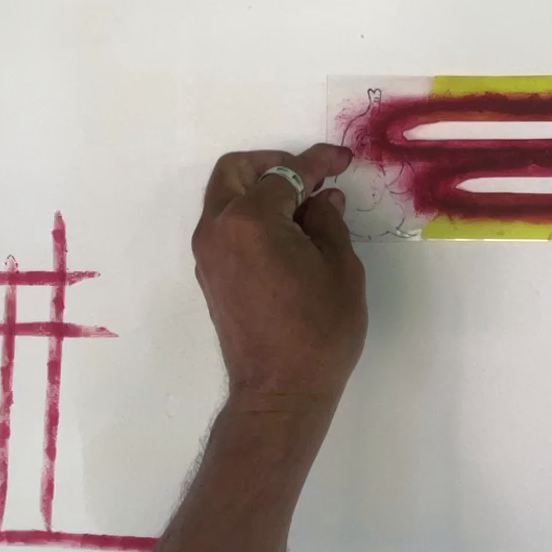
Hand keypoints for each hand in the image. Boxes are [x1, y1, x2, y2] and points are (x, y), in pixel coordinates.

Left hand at [192, 144, 366, 415]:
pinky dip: (252, 215)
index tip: (343, 160)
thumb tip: (323, 198)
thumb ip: (328, 221)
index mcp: (250, 220)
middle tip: (312, 178)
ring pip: (226, 197)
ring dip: (261, 190)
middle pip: (235, 171)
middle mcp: (218, 229)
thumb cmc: (319, 329)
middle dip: (275, 164)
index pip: (286, 173)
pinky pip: (226, 225)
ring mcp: (208, 254)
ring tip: (305, 209)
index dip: (319, 161)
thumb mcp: (340, 267)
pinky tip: (289, 233)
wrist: (281, 391)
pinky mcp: (211, 274)